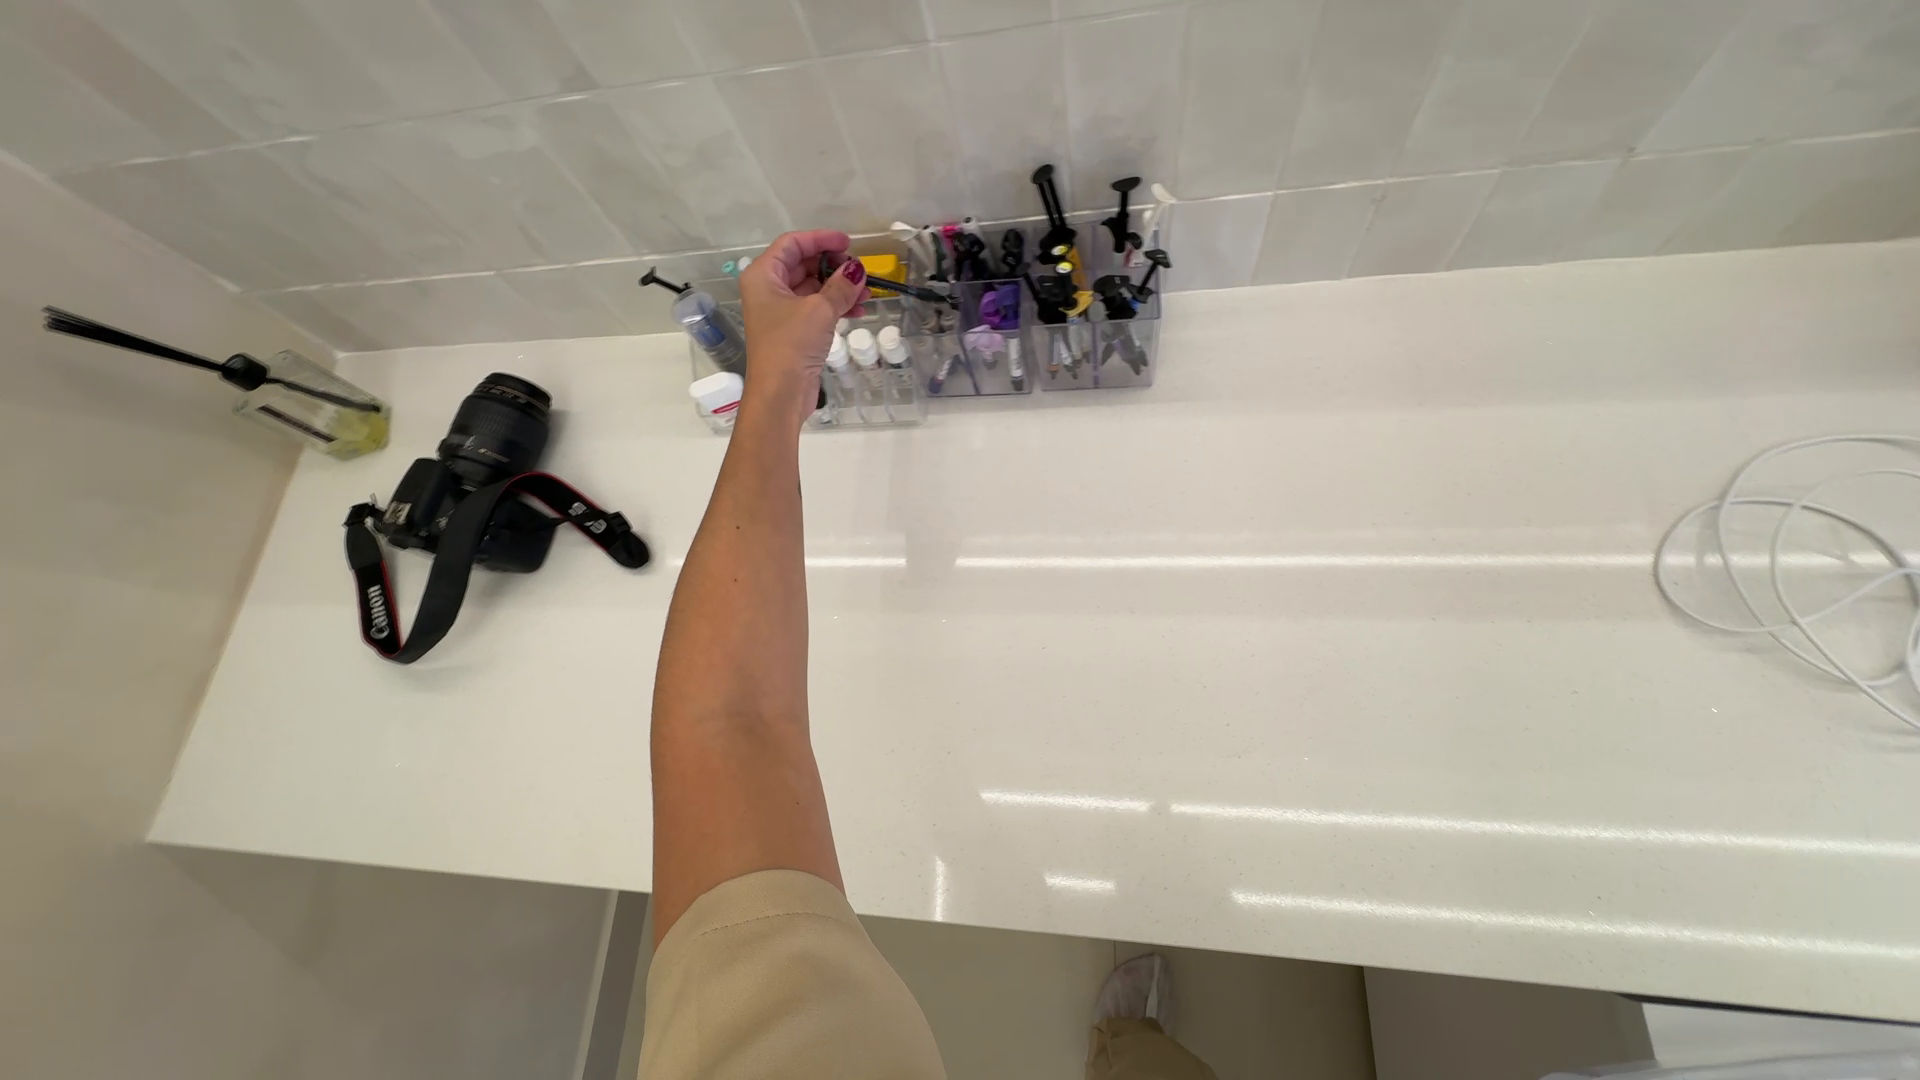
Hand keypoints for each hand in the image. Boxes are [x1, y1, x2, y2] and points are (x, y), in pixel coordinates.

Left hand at [738, 230, 869, 427]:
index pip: (792, 244)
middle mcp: (768, 290)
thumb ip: (841, 286)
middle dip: (833, 267)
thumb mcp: (820, 309)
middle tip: (859, 272)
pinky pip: (816, 310)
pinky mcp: (793, 332)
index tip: (847, 243)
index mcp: (763, 276)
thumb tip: (858, 271)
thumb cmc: (791, 344)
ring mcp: (780, 312)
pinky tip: (858, 312)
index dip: (820, 239)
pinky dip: (836, 307)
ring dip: (839, 289)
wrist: (780, 393)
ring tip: (866, 295)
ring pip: (813, 289)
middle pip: (803, 265)